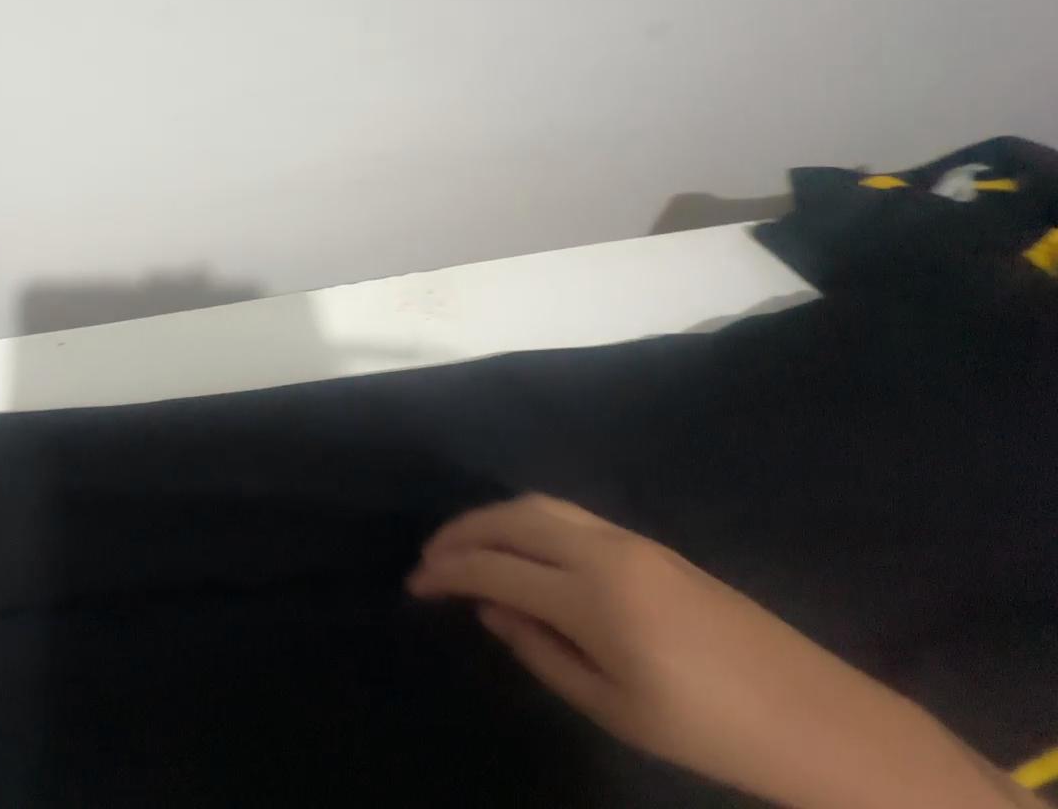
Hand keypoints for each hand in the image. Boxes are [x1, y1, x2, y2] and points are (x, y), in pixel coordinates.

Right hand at [406, 495, 1036, 808]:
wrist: (819, 719)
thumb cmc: (708, 729)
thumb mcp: (611, 706)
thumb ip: (539, 649)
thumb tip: (489, 608)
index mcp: (593, 599)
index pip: (494, 567)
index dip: (446, 572)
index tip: (415, 585)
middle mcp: (605, 553)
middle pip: (510, 519)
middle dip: (459, 532)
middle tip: (429, 558)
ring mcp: (630, 541)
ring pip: (539, 505)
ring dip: (491, 518)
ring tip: (463, 544)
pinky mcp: (649, 544)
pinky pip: (567, 513)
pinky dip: (525, 518)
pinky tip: (518, 544)